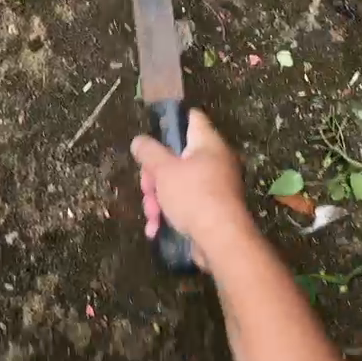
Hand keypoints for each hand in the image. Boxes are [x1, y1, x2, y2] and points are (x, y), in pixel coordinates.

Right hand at [130, 110, 254, 268]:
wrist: (222, 242)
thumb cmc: (193, 196)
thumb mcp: (163, 169)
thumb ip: (148, 152)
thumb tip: (139, 141)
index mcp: (208, 143)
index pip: (191, 118)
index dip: (171, 122)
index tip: (152, 138)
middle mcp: (215, 161)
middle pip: (176, 156)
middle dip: (155, 175)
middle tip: (147, 188)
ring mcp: (215, 188)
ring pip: (177, 183)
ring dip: (158, 199)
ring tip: (152, 215)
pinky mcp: (212, 211)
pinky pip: (186, 204)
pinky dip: (170, 214)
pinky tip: (156, 229)